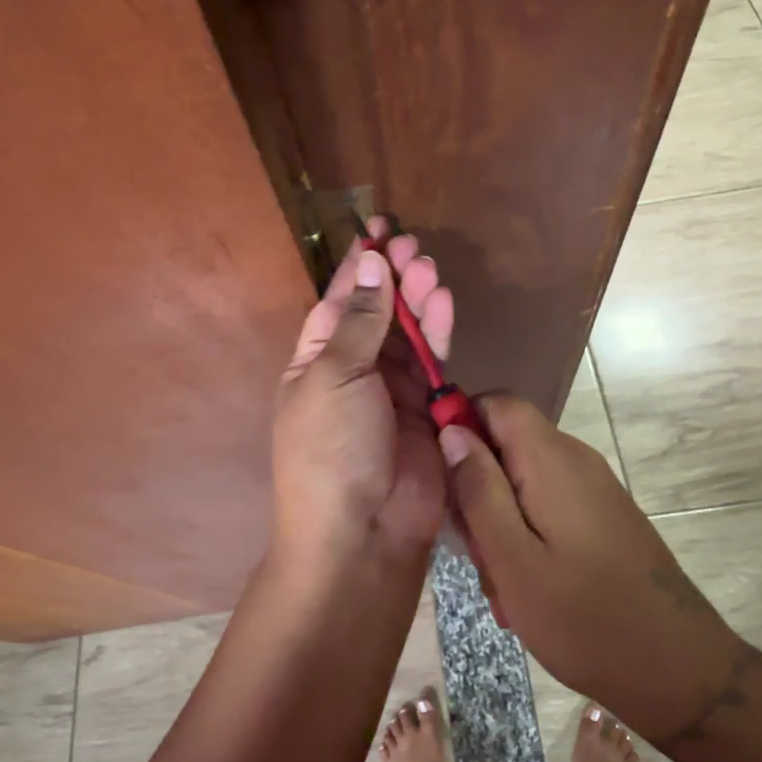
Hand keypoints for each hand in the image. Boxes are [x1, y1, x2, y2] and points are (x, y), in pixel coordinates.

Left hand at [271, 218, 454, 569]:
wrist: (363, 531)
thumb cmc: (330, 449)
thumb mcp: (334, 377)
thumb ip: (359, 322)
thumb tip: (369, 267)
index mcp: (316, 359)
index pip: (339, 300)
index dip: (358, 266)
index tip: (377, 230)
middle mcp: (353, 369)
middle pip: (377, 311)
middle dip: (393, 277)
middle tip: (411, 247)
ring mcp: (392, 389)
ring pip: (409, 331)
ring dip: (418, 298)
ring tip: (429, 268)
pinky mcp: (427, 408)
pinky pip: (434, 360)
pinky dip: (439, 331)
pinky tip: (444, 303)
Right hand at [438, 395, 751, 748]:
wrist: (679, 671)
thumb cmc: (586, 619)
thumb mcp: (513, 560)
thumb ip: (478, 490)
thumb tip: (451, 430)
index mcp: (552, 460)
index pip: (497, 401)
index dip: (460, 423)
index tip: (441, 477)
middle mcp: (575, 460)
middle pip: (506, 444)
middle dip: (477, 488)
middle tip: (475, 551)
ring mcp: (594, 489)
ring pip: (523, 481)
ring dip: (500, 523)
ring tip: (504, 584)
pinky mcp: (603, 517)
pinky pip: (548, 506)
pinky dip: (528, 538)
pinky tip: (530, 590)